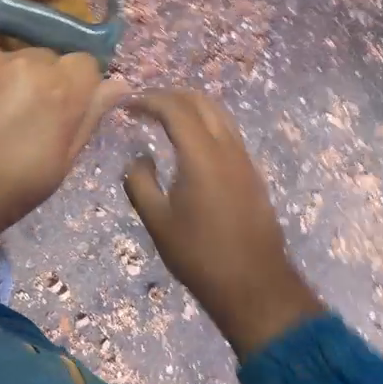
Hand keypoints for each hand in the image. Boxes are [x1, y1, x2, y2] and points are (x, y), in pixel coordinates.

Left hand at [0, 49, 128, 253]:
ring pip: (8, 60)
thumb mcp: (55, 168)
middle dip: (41, 83)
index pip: (86, 64)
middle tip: (20, 122)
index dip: (77, 90)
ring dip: (5, 81)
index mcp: (59, 89)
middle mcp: (23, 61)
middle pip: (46, 60)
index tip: (61, 115)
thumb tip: (117, 84)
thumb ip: (88, 119)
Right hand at [123, 91, 325, 357]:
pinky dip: (203, 123)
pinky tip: (188, 143)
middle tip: (142, 105)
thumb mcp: (157, 221)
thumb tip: (140, 158)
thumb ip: (140, 182)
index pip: (174, 108)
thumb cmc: (200, 256)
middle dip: (169, 95)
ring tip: (163, 118)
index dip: (148, 100)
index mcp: (201, 155)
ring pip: (218, 113)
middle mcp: (227, 148)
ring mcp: (244, 159)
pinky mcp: (252, 173)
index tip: (126, 105)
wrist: (256, 288)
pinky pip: (226, 131)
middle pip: (200, 101)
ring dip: (189, 106)